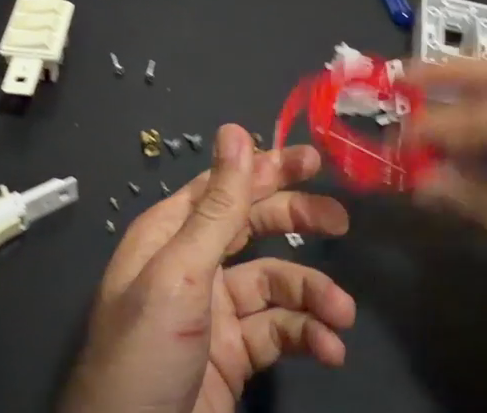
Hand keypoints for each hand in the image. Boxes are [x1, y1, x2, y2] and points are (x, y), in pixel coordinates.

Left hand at [59, 124, 354, 412]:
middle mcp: (192, 265)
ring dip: (312, 294)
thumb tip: (235, 130)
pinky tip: (328, 350)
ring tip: (341, 313)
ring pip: (274, 283)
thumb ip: (217, 207)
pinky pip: (278, 332)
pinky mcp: (233, 356)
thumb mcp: (179, 273)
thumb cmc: (145, 352)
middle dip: (296, 222)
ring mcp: (214, 312)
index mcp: (169, 235)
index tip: (315, 160)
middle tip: (341, 221)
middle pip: (253, 227)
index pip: (224, 186)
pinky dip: (306, 336)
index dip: (267, 169)